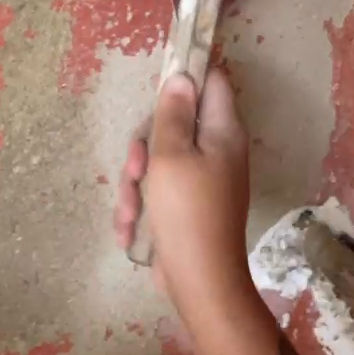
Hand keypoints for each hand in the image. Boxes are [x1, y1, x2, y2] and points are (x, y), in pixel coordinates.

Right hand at [113, 69, 252, 315]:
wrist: (198, 280)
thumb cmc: (186, 211)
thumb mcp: (170, 155)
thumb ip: (172, 113)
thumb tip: (182, 76)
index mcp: (222, 132)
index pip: (212, 82)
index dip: (186, 74)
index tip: (156, 82)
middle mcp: (216, 151)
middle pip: (173, 125)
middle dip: (144, 148)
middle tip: (136, 168)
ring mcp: (202, 180)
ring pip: (157, 161)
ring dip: (136, 185)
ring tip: (132, 210)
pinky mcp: (186, 206)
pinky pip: (158, 191)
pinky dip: (141, 207)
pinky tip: (131, 229)